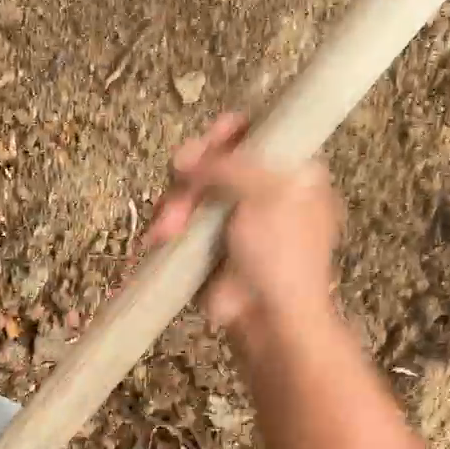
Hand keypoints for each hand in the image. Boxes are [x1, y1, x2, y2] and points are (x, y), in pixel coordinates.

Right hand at [145, 113, 341, 338]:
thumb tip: (186, 157)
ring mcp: (225, 219)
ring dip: (172, 205)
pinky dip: (163, 227)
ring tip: (169, 228)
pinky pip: (173, 222)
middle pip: (212, 162)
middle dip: (191, 174)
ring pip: (186, 192)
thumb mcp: (268, 194)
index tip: (211, 138)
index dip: (231, 133)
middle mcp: (257, 192)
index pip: (258, 136)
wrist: (266, 315)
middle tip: (179, 178)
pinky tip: (159, 239)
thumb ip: (230, 165)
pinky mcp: (199, 244)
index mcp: (290, 175)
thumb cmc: (282, 251)